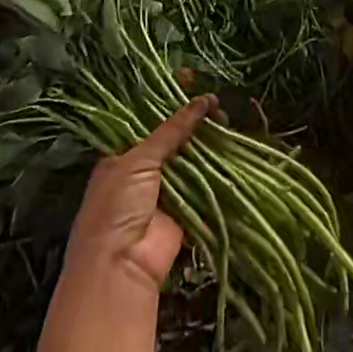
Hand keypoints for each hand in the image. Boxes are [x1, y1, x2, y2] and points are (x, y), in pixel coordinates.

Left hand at [63, 95, 216, 293]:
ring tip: (228, 123)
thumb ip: (171, 131)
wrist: (121, 266)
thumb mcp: (139, 160)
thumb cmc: (118, 204)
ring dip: (208, 148)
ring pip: (190, 164)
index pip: (150, 123)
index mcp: (122, 155)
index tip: (194, 86)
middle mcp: (141, 172)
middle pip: (173, 143)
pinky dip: (216, 177)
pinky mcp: (183, 215)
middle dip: (194, 126)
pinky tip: (234, 154)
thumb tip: (201, 101)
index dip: (172, 106)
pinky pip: (202, 191)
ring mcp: (163, 194)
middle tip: (219, 107)